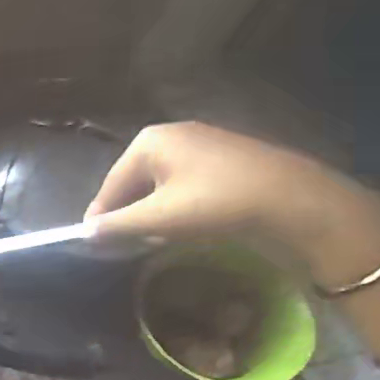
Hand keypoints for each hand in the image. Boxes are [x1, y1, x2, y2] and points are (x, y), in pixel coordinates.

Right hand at [84, 122, 379, 285]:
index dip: (100, 216)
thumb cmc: (217, 203)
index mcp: (149, 141)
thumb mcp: (161, 218)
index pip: (111, 184)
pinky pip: (185, 183)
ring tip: (154, 241)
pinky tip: (186, 227)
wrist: (294, 199)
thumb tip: (85, 232)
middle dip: (129, 214)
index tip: (93, 244)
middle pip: (135, 182)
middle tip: (126, 246)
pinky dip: (177, 205)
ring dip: (153, 213)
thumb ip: (118, 225)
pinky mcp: (224, 157)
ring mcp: (201, 142)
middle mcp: (170, 133)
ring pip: (161, 184)